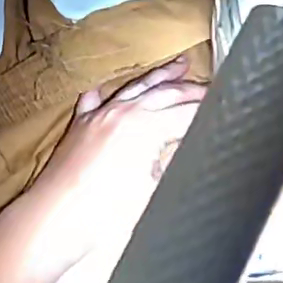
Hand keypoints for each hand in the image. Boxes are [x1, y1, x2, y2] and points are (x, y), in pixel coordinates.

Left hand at [9, 56, 205, 276]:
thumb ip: (169, 164)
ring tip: (179, 66)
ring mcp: (97, 114)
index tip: (226, 110)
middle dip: (191, 89)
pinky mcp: (79, 125)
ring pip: (134, 87)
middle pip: (164, 92)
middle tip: (213, 89)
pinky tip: (111, 90)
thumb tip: (179, 151)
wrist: (55, 216)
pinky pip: (95, 100)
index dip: (209, 112)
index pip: (187, 113)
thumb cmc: (103, 212)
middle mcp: (121, 111)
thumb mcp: (151, 191)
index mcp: (144, 126)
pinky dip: (108, 95)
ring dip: (159, 77)